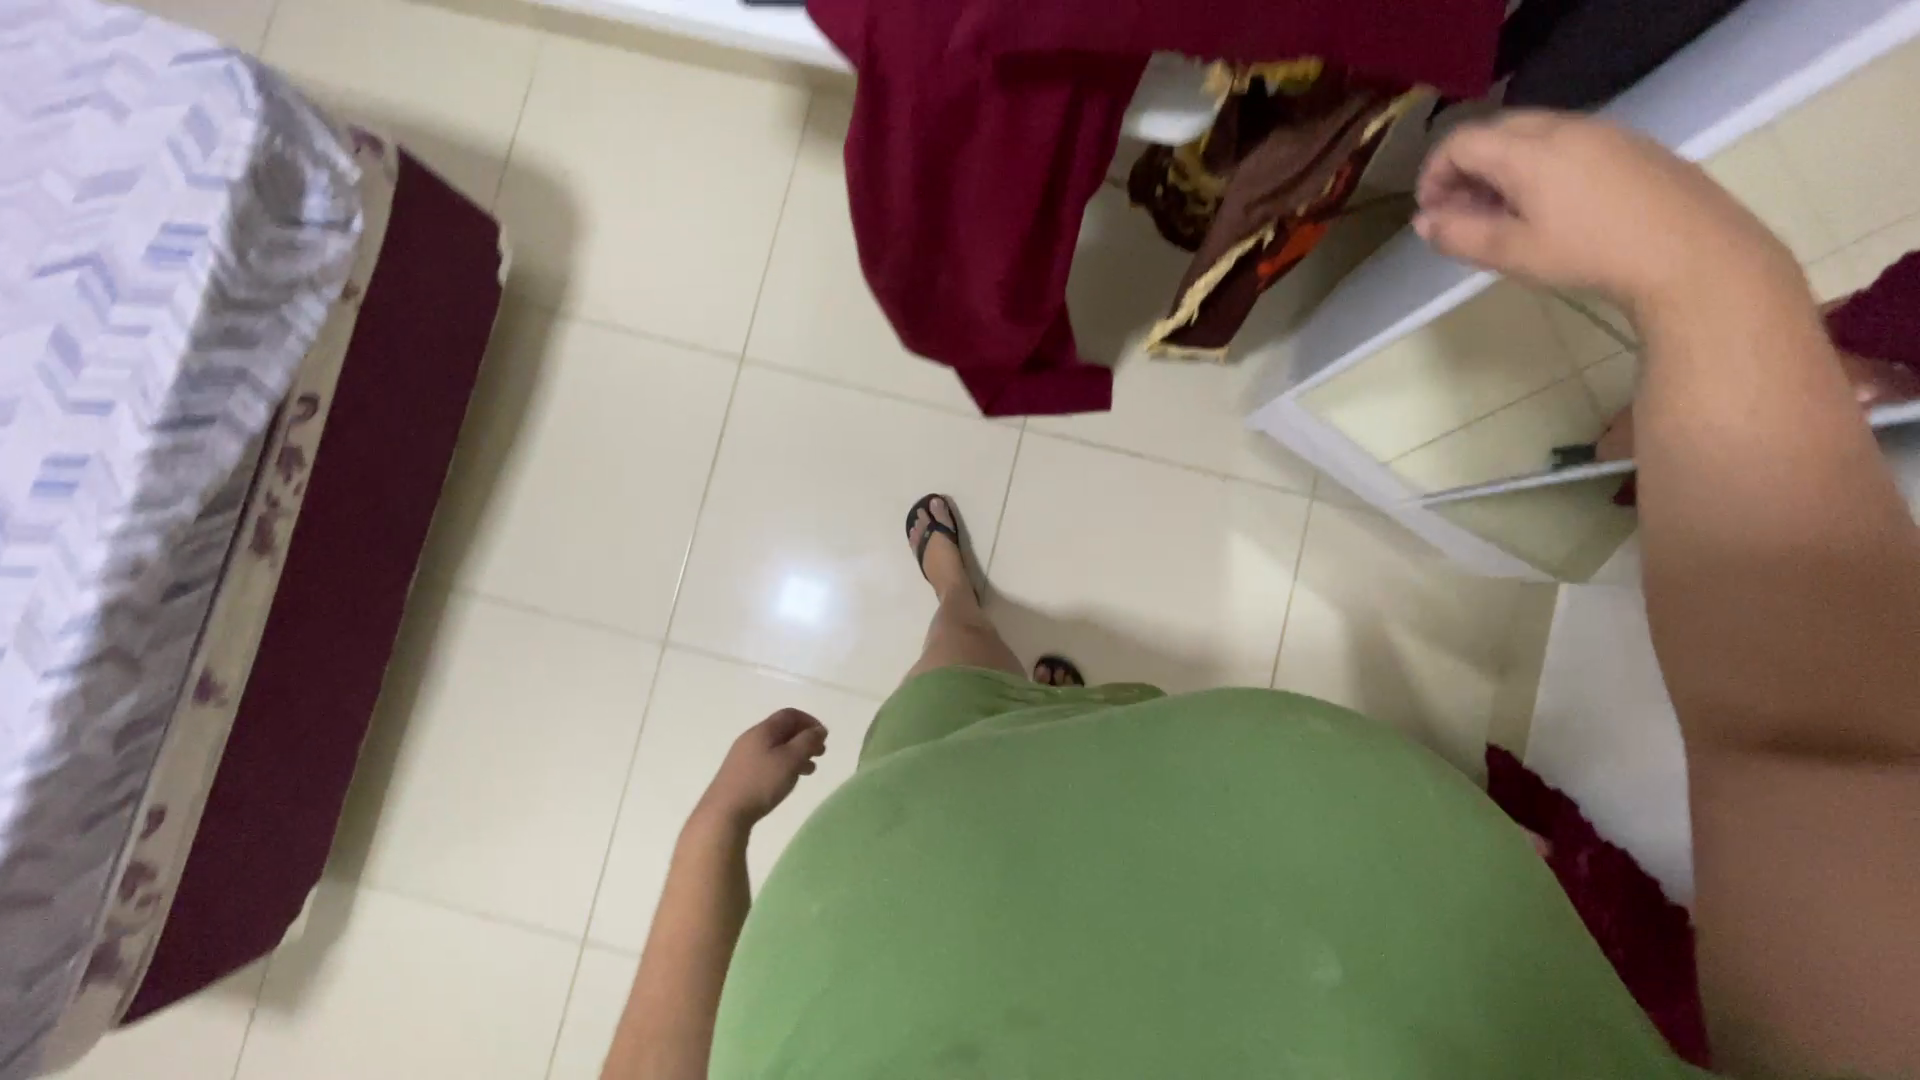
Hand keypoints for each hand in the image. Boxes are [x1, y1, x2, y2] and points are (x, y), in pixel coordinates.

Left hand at [694, 708, 827, 829]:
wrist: (723, 813)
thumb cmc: (761, 783)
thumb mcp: (791, 760)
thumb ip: (807, 741)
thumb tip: (818, 730)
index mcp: (762, 730)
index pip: (789, 714)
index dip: (810, 721)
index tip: (824, 737)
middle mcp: (751, 739)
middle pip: (783, 730)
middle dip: (804, 739)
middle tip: (820, 753)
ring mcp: (743, 757)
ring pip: (776, 747)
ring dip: (796, 754)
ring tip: (810, 770)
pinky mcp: (740, 774)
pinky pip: (767, 761)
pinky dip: (783, 765)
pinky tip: (789, 780)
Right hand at [1413, 111, 1801, 315]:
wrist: (1691, 252)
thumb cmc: (1588, 254)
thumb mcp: (1511, 253)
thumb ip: (1458, 235)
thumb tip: (1424, 222)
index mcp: (1528, 151)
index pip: (1461, 143)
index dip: (1433, 174)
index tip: (1429, 213)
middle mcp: (1564, 128)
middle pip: (1495, 132)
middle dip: (1464, 170)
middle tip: (1458, 215)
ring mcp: (1603, 133)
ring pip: (1531, 137)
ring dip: (1500, 170)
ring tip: (1498, 217)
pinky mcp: (1630, 146)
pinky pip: (1565, 144)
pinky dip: (1536, 168)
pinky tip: (1544, 210)